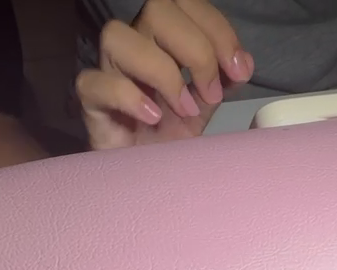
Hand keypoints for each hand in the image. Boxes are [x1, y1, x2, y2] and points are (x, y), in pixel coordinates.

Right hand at [75, 0, 254, 149]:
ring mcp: (109, 73)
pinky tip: (153, 118)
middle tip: (212, 93)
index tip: (239, 69)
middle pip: (155, 7)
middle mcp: (135, 47)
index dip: (216, 28)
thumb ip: (221, 82)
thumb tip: (244, 62)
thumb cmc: (171, 143)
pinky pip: (94, 83)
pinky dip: (128, 97)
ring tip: (184, 110)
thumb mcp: (204, 110)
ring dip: (162, 71)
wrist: (148, 185)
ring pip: (117, 35)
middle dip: (196, 49)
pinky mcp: (92, 105)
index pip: (185, 3)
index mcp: (163, 40)